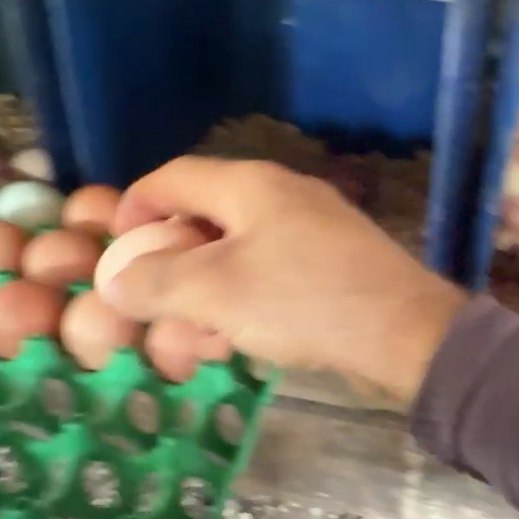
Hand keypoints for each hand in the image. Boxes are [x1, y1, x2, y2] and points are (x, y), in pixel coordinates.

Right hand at [101, 157, 467, 400]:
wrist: (405, 333)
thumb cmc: (302, 301)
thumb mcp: (215, 291)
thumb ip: (155, 281)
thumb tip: (115, 280)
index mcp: (252, 185)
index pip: (173, 177)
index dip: (133, 208)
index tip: (113, 251)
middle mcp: (283, 196)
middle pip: (204, 220)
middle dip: (170, 269)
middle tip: (152, 312)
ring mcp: (314, 230)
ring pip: (237, 255)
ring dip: (205, 296)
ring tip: (192, 341)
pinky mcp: (334, 265)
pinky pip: (272, 275)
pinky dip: (243, 303)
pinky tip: (236, 341)